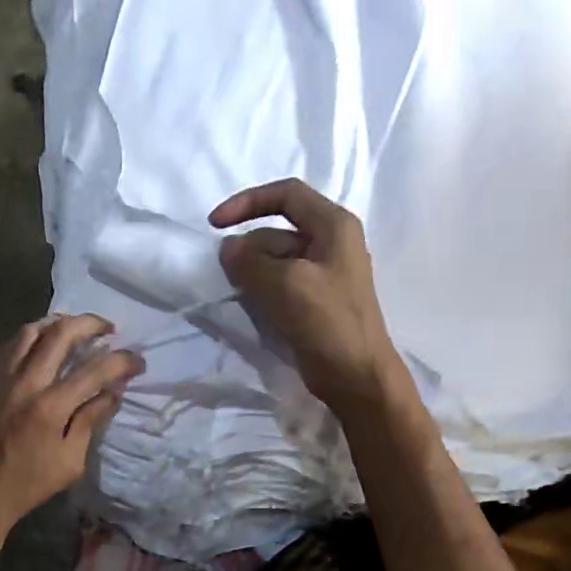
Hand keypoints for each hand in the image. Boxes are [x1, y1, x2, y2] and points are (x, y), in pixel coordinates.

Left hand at [0, 315, 143, 547]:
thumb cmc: (31, 482)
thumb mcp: (71, 461)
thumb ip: (91, 421)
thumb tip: (112, 392)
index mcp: (51, 407)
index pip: (95, 370)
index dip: (122, 361)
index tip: (138, 361)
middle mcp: (26, 382)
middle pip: (61, 334)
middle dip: (91, 324)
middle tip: (109, 328)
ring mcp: (3, 378)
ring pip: (31, 331)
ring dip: (58, 323)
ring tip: (76, 327)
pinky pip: (10, 344)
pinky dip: (31, 336)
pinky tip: (43, 342)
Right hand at [210, 178, 403, 409]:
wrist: (356, 375)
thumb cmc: (328, 322)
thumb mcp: (286, 285)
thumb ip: (251, 262)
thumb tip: (227, 248)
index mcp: (333, 226)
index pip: (286, 195)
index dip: (248, 202)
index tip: (215, 224)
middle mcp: (330, 243)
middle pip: (278, 231)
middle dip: (248, 247)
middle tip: (225, 274)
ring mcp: (322, 275)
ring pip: (276, 261)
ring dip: (252, 272)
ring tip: (235, 292)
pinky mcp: (313, 302)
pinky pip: (280, 286)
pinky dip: (261, 290)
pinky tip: (248, 306)